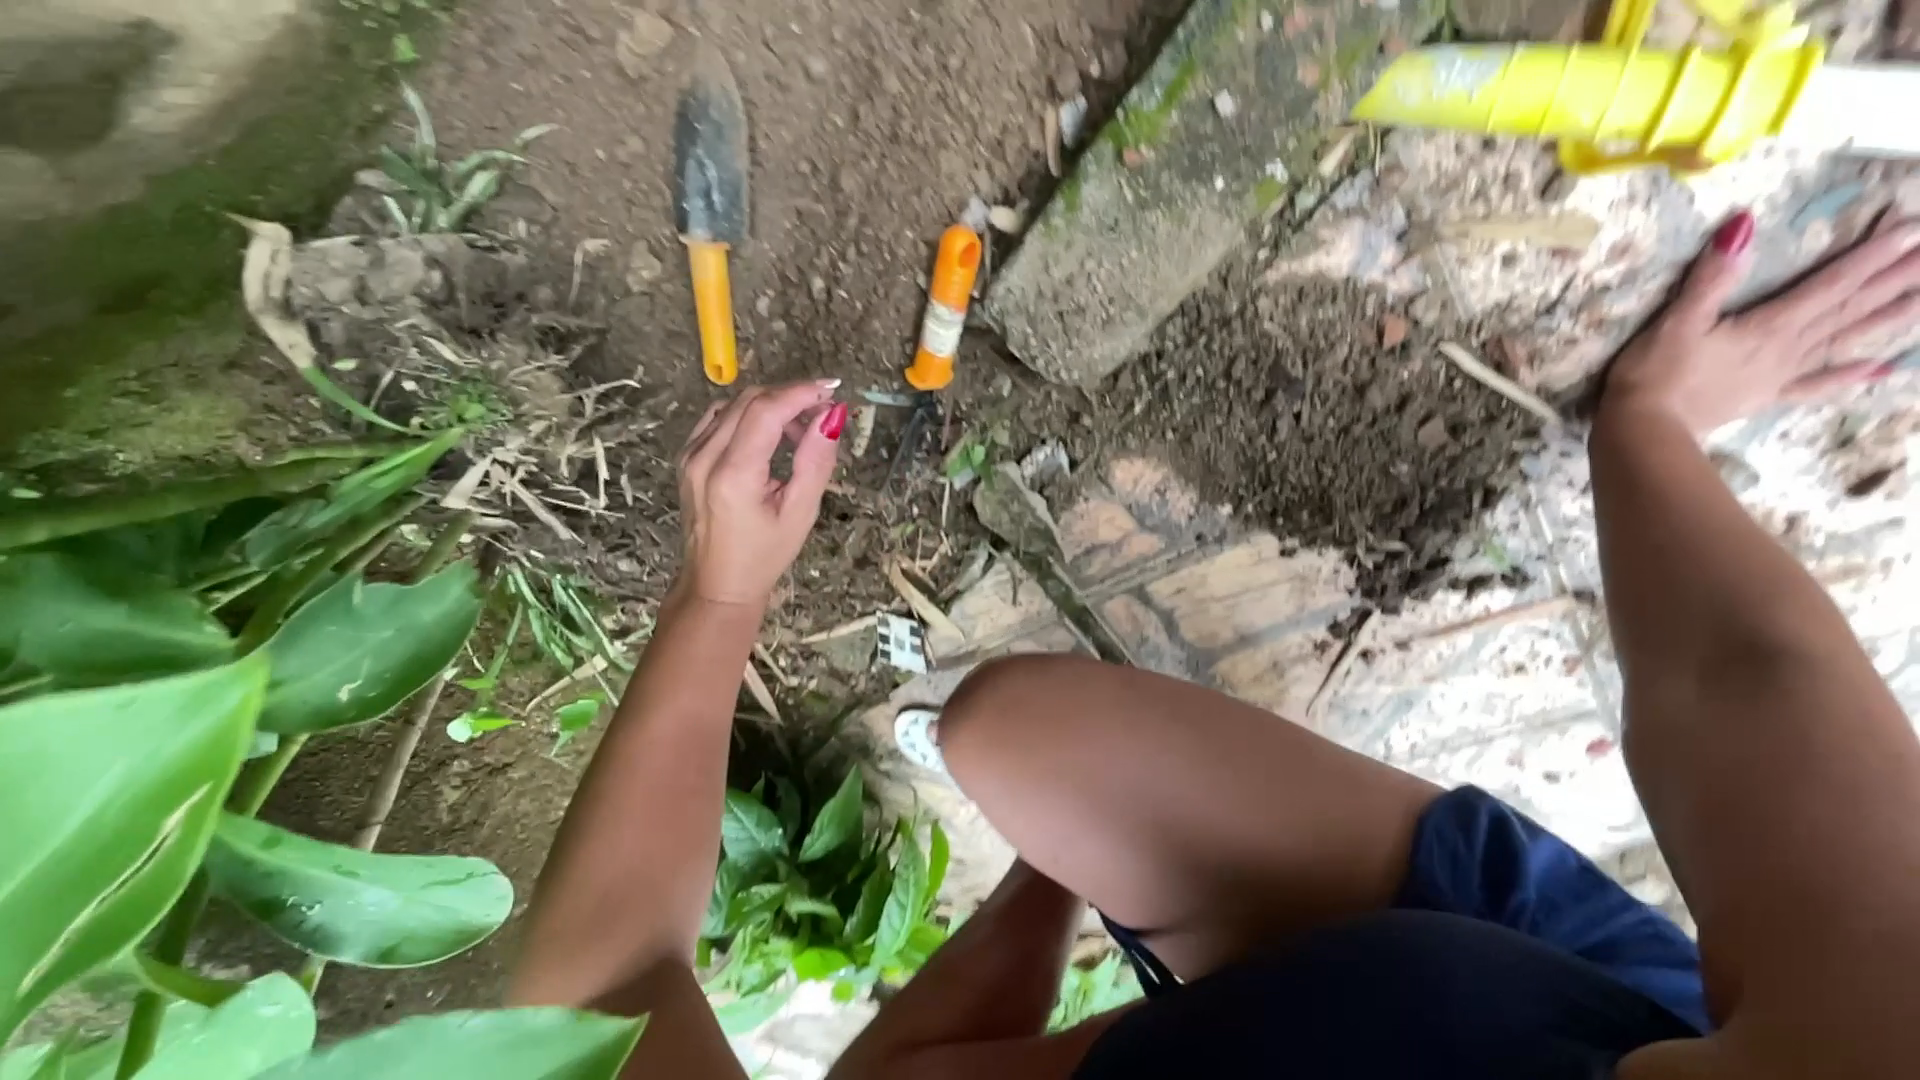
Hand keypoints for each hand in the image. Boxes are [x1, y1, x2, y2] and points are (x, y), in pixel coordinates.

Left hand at [676, 380, 847, 606]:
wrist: (716, 585)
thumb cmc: (763, 556)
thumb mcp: (800, 513)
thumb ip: (815, 461)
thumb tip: (833, 416)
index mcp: (733, 475)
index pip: (766, 411)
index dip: (801, 393)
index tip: (832, 391)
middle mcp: (704, 458)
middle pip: (749, 401)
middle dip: (789, 397)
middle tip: (823, 413)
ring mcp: (690, 456)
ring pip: (733, 406)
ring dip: (770, 406)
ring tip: (799, 431)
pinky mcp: (687, 458)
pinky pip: (718, 419)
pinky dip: (748, 416)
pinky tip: (769, 436)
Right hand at [1603, 210, 1919, 436]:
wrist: (1644, 428)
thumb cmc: (1654, 373)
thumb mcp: (1676, 320)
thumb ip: (1712, 277)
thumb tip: (1743, 226)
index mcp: (1769, 326)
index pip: (1829, 285)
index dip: (1869, 256)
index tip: (1911, 229)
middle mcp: (1788, 347)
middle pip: (1849, 309)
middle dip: (1895, 279)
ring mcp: (1780, 375)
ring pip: (1845, 340)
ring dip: (1889, 318)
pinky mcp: (1764, 396)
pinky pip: (1816, 386)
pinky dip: (1850, 376)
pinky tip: (1882, 369)